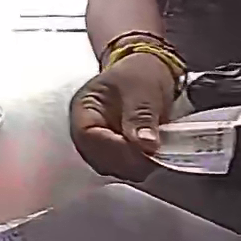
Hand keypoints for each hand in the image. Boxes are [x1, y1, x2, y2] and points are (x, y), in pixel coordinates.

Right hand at [69, 53, 176, 180]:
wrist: (149, 72)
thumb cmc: (140, 74)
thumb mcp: (142, 87)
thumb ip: (141, 115)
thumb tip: (146, 144)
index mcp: (84, 109)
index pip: (88, 136)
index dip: (113, 147)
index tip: (141, 149)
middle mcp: (86, 131)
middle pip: (97, 157)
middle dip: (125, 161)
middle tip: (153, 157)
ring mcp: (100, 144)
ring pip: (110, 167)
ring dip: (132, 168)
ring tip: (155, 158)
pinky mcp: (116, 154)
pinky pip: (122, 168)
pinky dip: (138, 168)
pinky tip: (153, 161)